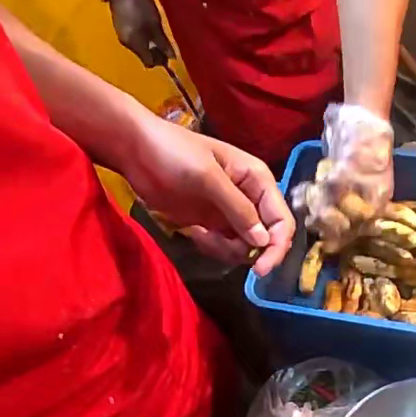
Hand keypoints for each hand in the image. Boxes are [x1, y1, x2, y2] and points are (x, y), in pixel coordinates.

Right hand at [110, 0, 173, 67]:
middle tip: (166, 45)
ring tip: (158, 35)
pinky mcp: (119, 27)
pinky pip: (134, 39)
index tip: (169, 55)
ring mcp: (121, 35)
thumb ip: (163, 43)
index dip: (160, 61)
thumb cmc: (139, 5)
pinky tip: (148, 29)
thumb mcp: (155, 25)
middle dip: (156, 53)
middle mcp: (126, 44)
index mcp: (135, 44)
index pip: (149, 62)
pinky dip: (143, 38)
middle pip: (143, 56)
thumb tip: (172, 58)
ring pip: (139, 48)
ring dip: (149, 45)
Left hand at [115, 112, 295, 274]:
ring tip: (202, 237)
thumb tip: (263, 241)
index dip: (277, 245)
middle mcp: (251, 198)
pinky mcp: (213, 223)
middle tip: (237, 262)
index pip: (281, 219)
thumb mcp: (209, 178)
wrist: (133, 149)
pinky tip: (195, 234)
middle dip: (254, 251)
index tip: (261, 268)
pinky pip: (226, 245)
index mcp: (258, 181)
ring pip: (247, 245)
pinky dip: (215, 247)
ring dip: (229, 249)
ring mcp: (231, 212)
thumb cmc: (174, 153)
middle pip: (269, 236)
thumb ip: (238, 209)